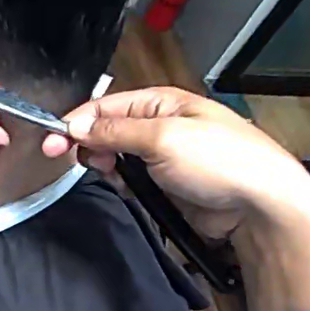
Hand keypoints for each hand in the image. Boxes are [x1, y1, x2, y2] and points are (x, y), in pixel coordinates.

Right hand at [43, 87, 309, 310]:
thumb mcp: (162, 138)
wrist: (256, 206)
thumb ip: (114, 132)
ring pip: (113, 157)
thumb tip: (76, 126)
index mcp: (162, 103)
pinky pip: (127, 180)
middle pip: (105, 130)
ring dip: (103, 165)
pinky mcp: (161, 185)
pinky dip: (118, 184)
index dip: (76, 122)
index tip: (53, 142)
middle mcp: (159, 126)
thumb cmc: (222, 163)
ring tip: (106, 173)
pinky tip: (121, 188)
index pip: (105, 106)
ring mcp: (160, 157)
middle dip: (86, 144)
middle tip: (68, 160)